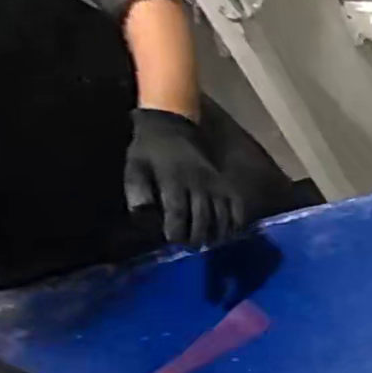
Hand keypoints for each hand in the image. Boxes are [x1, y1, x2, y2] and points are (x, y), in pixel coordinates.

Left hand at [124, 108, 244, 247]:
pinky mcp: (227, 186)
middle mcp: (198, 184)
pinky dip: (234, 225)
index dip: (176, 232)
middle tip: (190, 247)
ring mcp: (216, 185)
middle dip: (196, 237)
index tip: (173, 242)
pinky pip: (236, 210)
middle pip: (202, 219)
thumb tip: (142, 215)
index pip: (178, 213)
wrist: (172, 125)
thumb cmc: (150, 151)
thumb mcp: (135, 166)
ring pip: (221, 218)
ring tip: (208, 243)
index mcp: (173, 180)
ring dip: (215, 235)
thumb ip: (137, 191)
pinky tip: (227, 234)